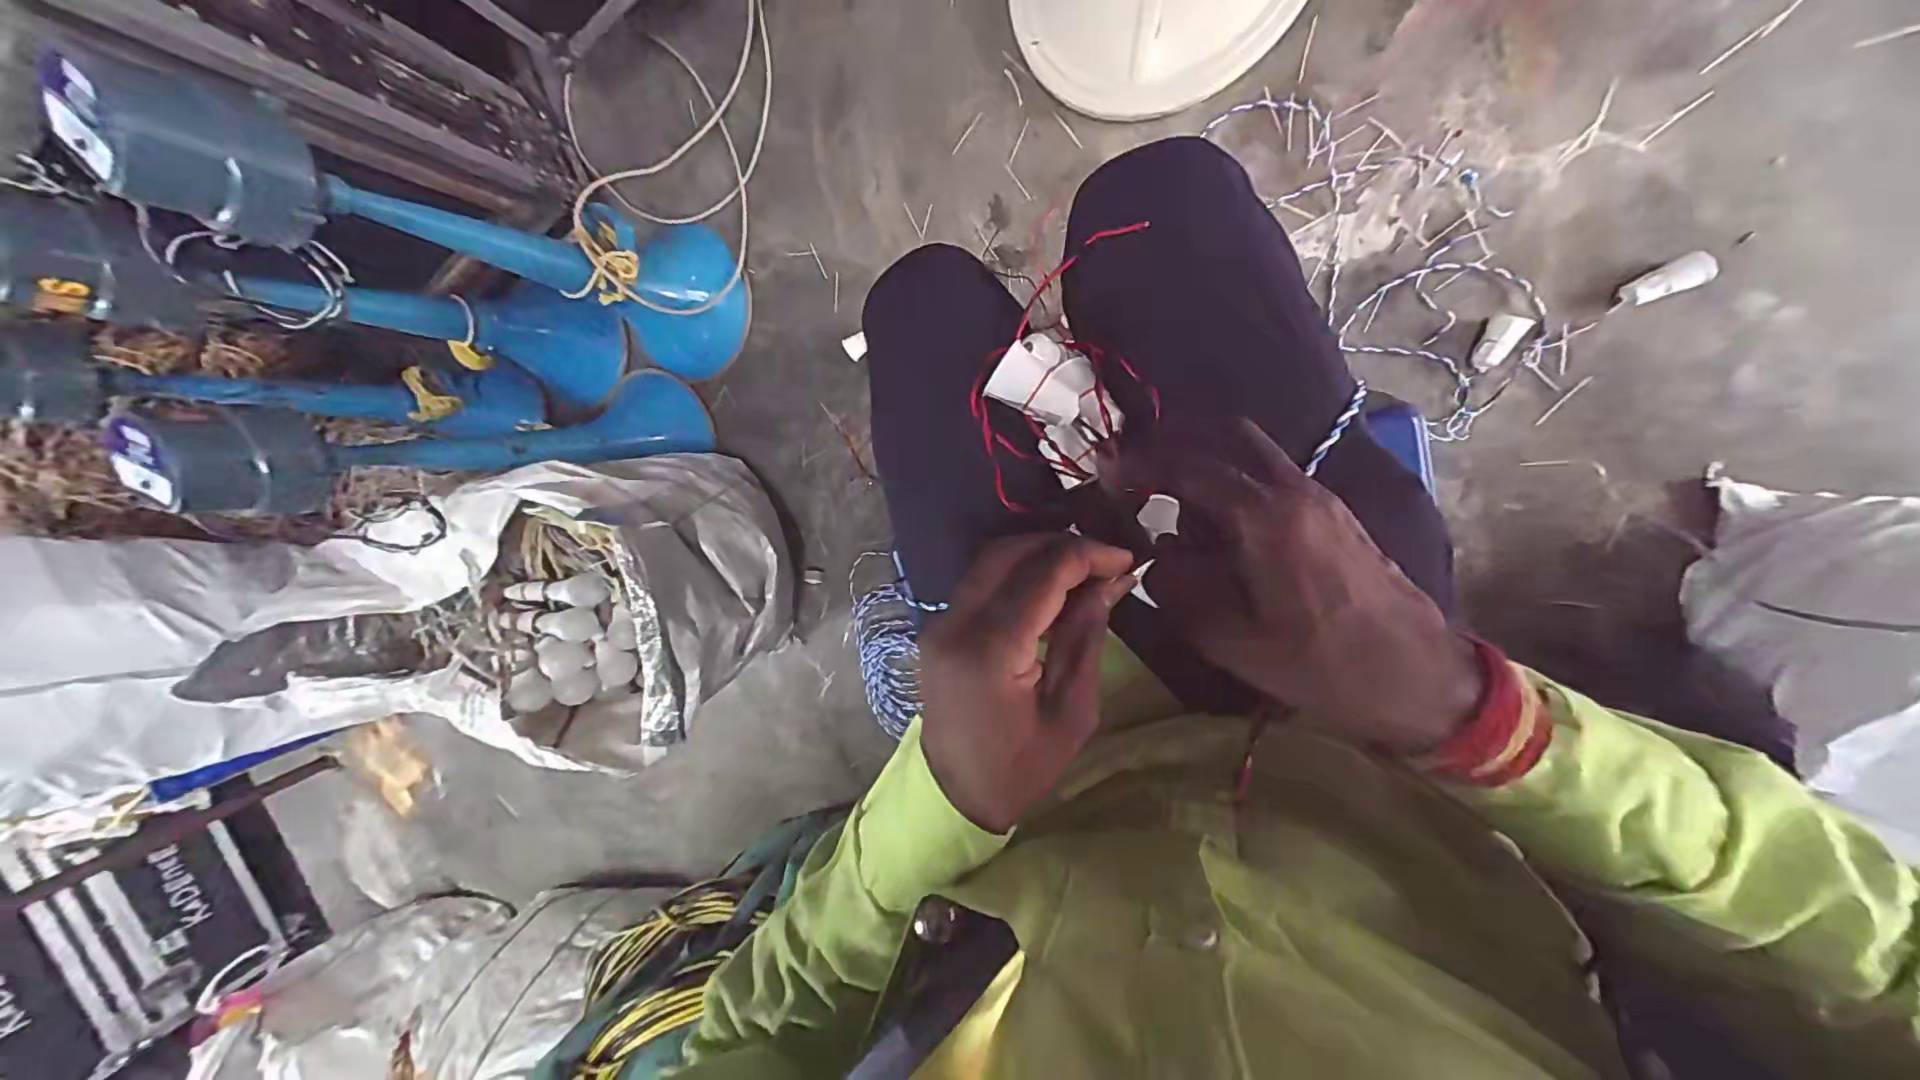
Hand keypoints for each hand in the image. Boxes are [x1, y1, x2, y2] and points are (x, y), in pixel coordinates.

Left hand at [919, 535, 1135, 832]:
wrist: (954, 795)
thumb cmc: (1020, 768)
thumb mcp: (1071, 711)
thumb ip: (1086, 637)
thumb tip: (1110, 582)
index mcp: (991, 649)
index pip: (1042, 574)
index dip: (1088, 555)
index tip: (1126, 559)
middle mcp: (956, 623)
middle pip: (1010, 553)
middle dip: (1062, 545)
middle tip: (1106, 560)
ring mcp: (940, 622)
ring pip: (990, 559)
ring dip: (1038, 553)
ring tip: (1084, 568)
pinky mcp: (938, 626)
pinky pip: (979, 580)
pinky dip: (1016, 570)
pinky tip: (1049, 584)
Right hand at [1118, 420, 1482, 753]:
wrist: (1418, 676)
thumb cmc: (1320, 664)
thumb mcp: (1228, 639)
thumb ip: (1179, 584)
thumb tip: (1161, 548)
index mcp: (1267, 519)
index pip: (1190, 465)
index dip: (1140, 463)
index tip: (1105, 471)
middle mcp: (1294, 491)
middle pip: (1224, 432)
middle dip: (1170, 440)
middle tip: (1133, 466)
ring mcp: (1317, 496)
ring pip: (1248, 449)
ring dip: (1199, 459)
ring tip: (1168, 501)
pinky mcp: (1328, 511)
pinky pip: (1265, 474)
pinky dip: (1226, 478)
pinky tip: (1211, 522)